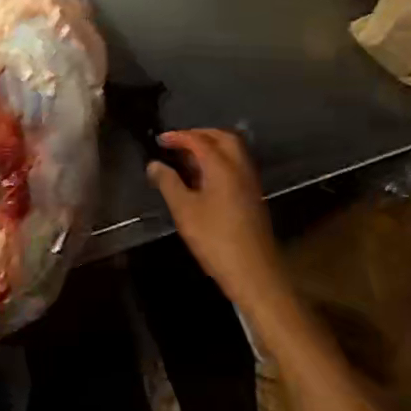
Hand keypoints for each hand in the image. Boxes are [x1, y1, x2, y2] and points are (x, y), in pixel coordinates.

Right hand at [146, 129, 286, 305]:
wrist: (255, 275)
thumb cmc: (215, 239)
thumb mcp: (183, 210)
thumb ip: (168, 182)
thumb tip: (154, 164)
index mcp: (222, 168)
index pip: (200, 140)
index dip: (178, 136)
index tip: (160, 140)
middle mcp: (240, 170)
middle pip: (224, 138)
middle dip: (200, 134)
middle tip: (178, 142)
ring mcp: (250, 185)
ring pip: (234, 152)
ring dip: (211, 147)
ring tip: (187, 158)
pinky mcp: (253, 199)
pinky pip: (236, 167)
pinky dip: (219, 162)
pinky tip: (203, 179)